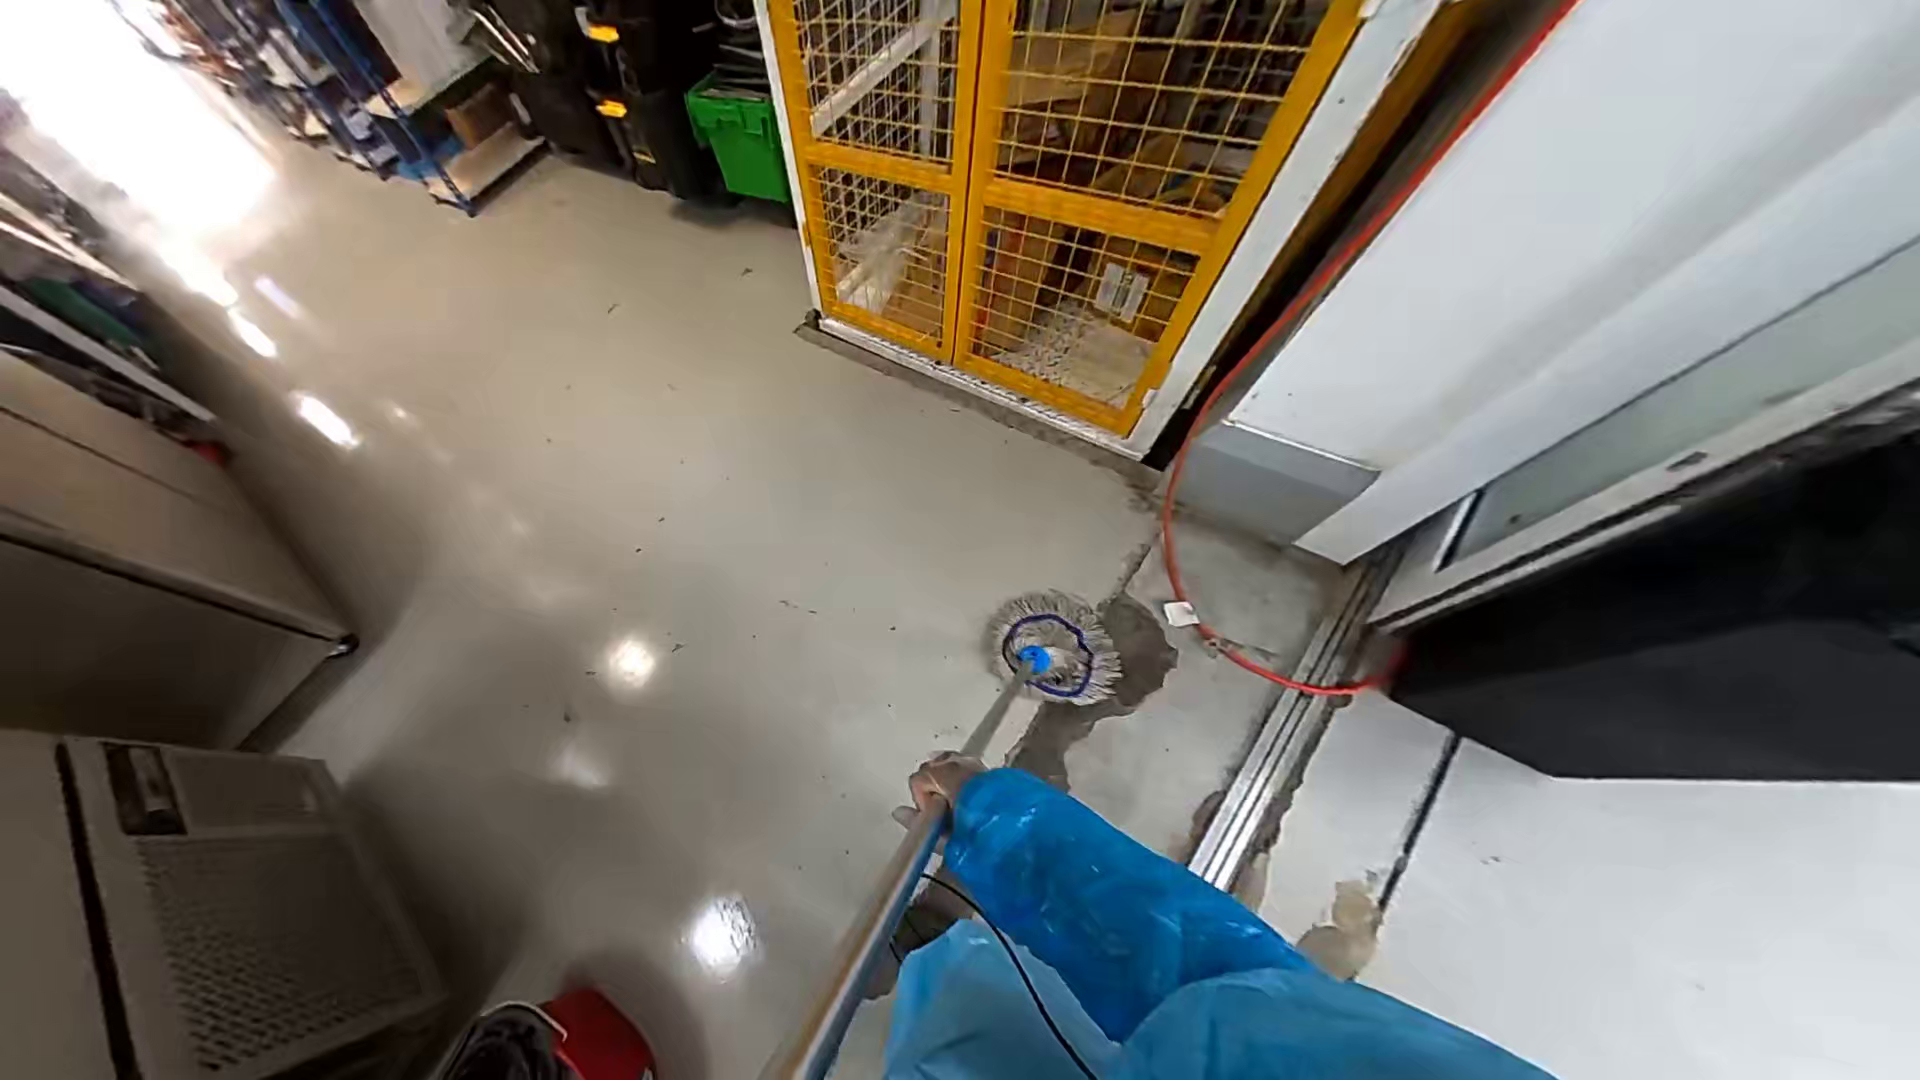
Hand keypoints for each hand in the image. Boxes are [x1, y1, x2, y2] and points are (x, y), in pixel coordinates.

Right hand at [891, 751, 986, 829]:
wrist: (1016, 830)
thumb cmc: (978, 832)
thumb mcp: (945, 835)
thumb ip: (918, 821)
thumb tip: (898, 813)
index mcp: (945, 774)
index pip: (918, 778)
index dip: (921, 799)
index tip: (933, 816)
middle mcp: (958, 761)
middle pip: (931, 766)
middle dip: (931, 787)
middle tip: (941, 811)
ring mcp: (973, 761)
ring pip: (947, 762)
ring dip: (944, 779)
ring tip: (954, 804)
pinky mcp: (986, 766)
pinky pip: (962, 763)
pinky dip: (958, 774)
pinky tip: (966, 794)